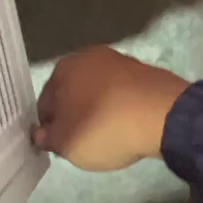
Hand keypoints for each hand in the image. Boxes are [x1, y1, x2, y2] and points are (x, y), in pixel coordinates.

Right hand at [35, 48, 189, 171]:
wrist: (162, 116)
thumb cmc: (103, 128)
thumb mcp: (66, 144)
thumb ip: (47, 138)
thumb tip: (40, 134)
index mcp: (63, 68)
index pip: (45, 103)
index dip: (49, 128)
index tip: (58, 146)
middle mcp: (89, 57)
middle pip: (73, 94)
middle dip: (74, 117)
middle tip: (82, 143)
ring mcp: (120, 62)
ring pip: (98, 93)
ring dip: (98, 112)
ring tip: (108, 137)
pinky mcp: (145, 73)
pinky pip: (123, 95)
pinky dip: (121, 110)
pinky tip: (127, 127)